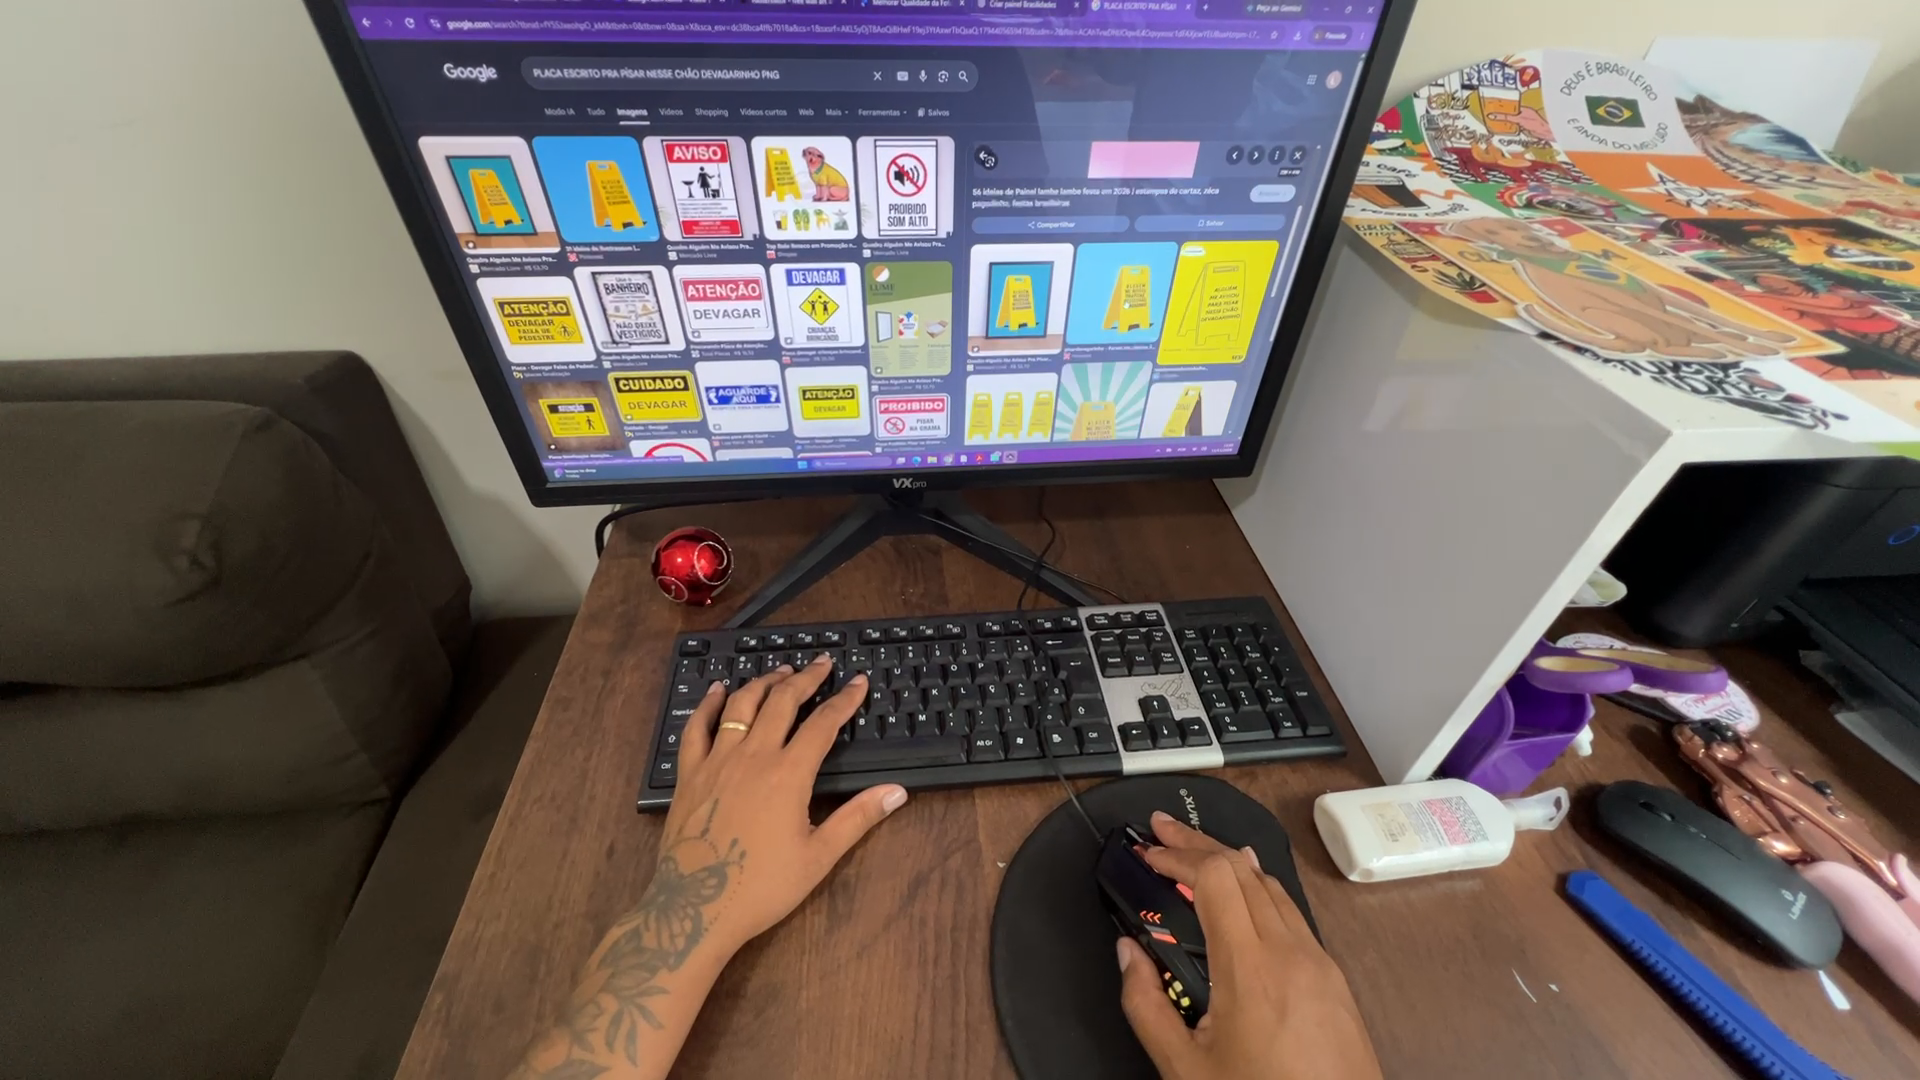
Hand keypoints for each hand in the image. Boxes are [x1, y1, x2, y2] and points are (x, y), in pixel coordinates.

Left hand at [509, 656, 905, 1079]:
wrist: (694, 911)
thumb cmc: (762, 887)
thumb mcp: (819, 856)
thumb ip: (858, 818)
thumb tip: (898, 791)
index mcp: (788, 774)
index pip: (823, 723)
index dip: (844, 699)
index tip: (858, 682)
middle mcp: (753, 756)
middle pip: (782, 701)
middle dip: (806, 678)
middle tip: (821, 663)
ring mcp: (717, 761)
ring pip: (741, 705)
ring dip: (763, 682)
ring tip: (780, 671)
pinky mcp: (688, 774)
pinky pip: (696, 728)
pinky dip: (707, 704)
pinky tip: (716, 690)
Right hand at [1117, 812, 1382, 1079]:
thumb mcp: (1186, 1070)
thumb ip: (1146, 1005)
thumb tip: (1127, 952)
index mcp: (1250, 968)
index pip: (1215, 876)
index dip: (1177, 854)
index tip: (1149, 851)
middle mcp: (1289, 952)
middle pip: (1241, 866)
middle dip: (1196, 841)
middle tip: (1161, 830)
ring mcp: (1318, 963)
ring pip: (1270, 884)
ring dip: (1228, 859)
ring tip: (1194, 850)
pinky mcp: (1334, 979)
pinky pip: (1291, 910)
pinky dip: (1258, 886)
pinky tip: (1244, 890)